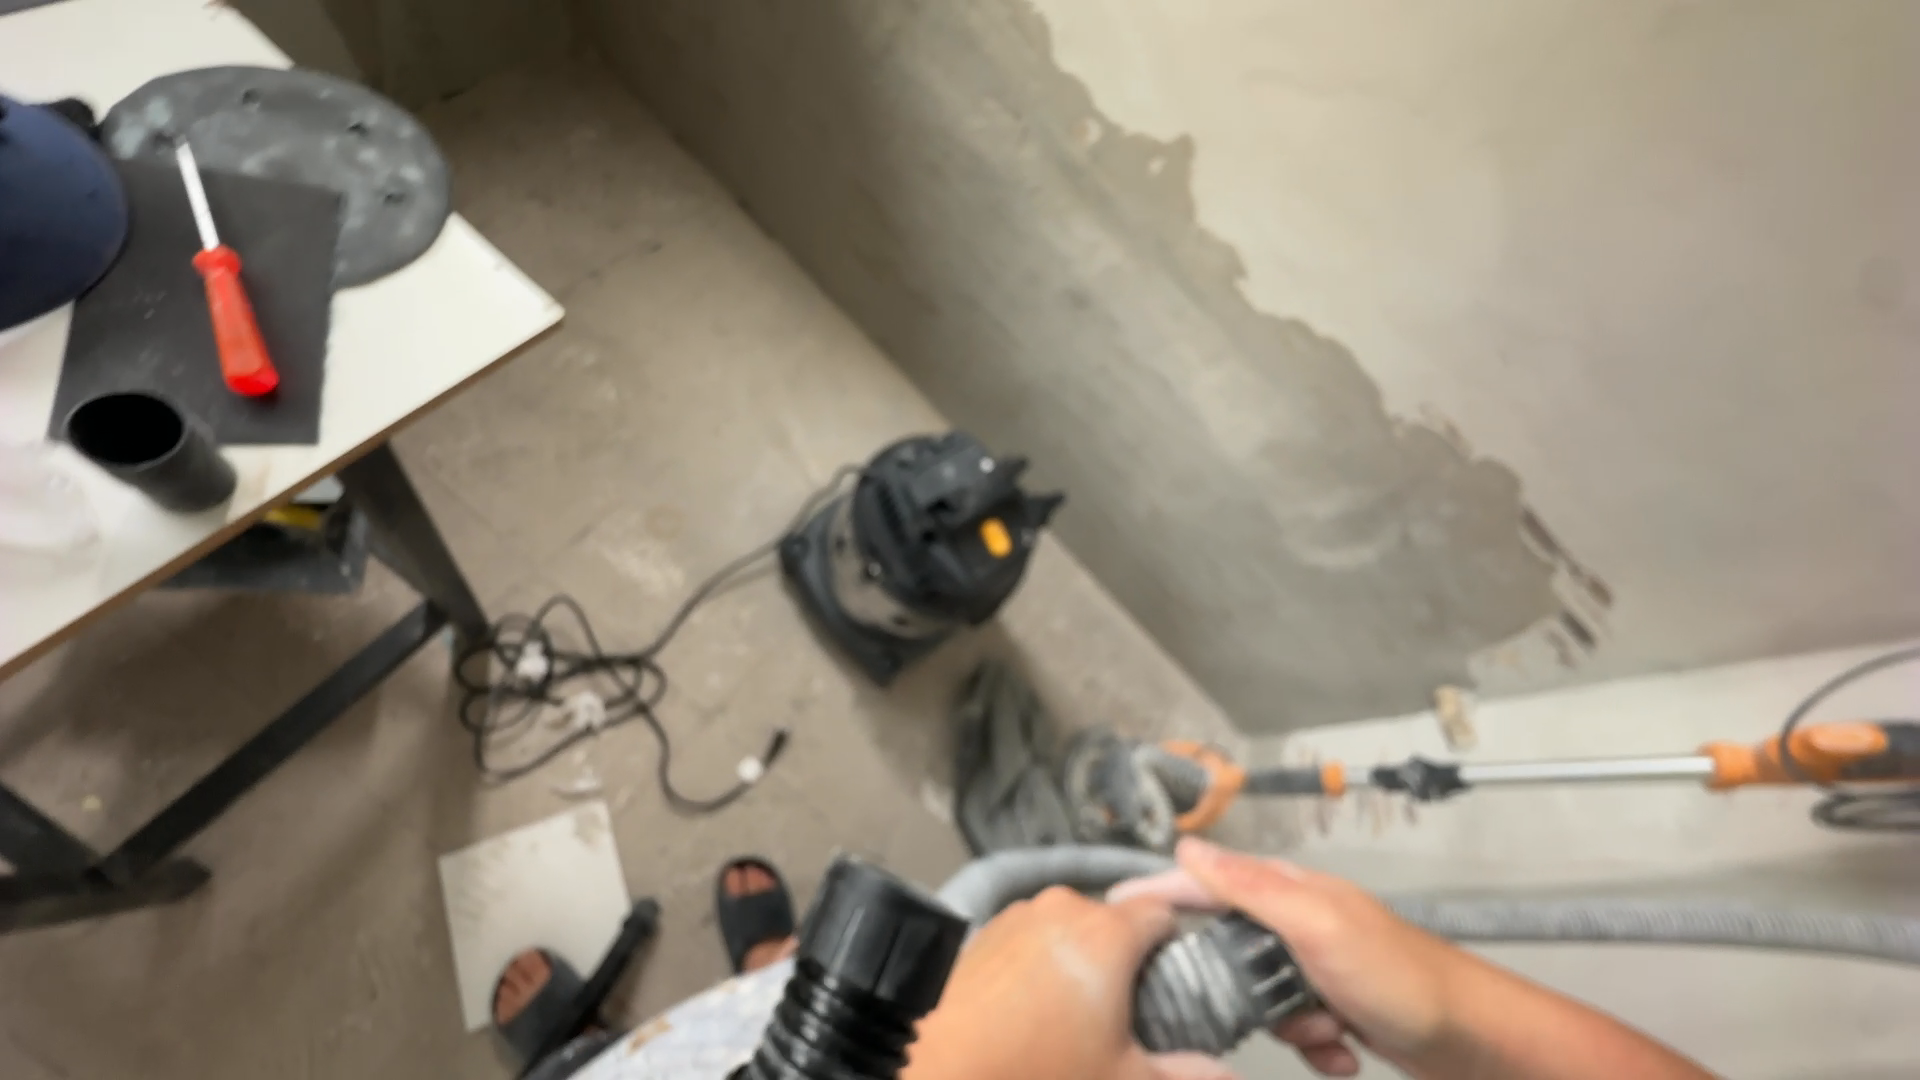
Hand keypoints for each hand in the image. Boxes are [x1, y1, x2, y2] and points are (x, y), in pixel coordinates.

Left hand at [902, 886, 1235, 1079]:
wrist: (941, 1068)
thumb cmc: (1041, 1072)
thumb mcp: (1124, 1079)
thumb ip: (1187, 1074)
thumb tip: (1232, 1079)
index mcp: (1105, 931)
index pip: (1160, 911)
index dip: (1175, 941)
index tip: (1176, 979)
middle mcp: (1064, 906)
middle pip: (1114, 920)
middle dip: (1126, 958)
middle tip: (1124, 1013)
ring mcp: (1021, 911)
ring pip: (1072, 925)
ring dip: (1082, 956)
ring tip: (1073, 1013)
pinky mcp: (989, 925)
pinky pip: (1035, 931)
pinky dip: (1044, 956)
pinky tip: (1032, 1003)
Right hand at [1111, 837, 1469, 1077]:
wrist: (1475, 1041)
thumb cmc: (1399, 976)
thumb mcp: (1315, 925)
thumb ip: (1248, 885)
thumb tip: (1185, 848)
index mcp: (1281, 888)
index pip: (1200, 880)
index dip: (1154, 892)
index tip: (1109, 910)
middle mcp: (1289, 916)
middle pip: (1225, 947)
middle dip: (1241, 990)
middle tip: (1267, 1012)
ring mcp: (1308, 958)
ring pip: (1257, 993)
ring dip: (1285, 1024)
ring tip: (1324, 1034)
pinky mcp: (1326, 996)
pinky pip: (1290, 1021)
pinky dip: (1311, 1041)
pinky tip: (1340, 1049)